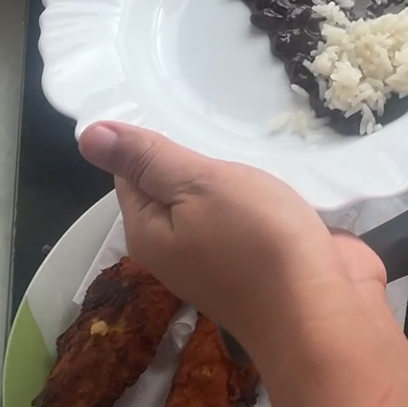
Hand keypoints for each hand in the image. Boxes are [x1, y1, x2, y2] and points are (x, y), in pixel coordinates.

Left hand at [77, 122, 387, 351]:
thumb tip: (88, 134)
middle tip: (215, 101)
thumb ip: (150, 159)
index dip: (150, 136)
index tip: (172, 97)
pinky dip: (264, 186)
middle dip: (197, 147)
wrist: (319, 309)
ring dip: (236, 166)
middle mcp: (179, 246)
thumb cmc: (254, 240)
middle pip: (177, 183)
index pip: (132, 171)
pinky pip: (254, 210)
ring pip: (220, 195)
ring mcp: (224, 253)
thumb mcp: (198, 186)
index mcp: (150, 231)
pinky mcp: (264, 253)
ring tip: (251, 122)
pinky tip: (282, 162)